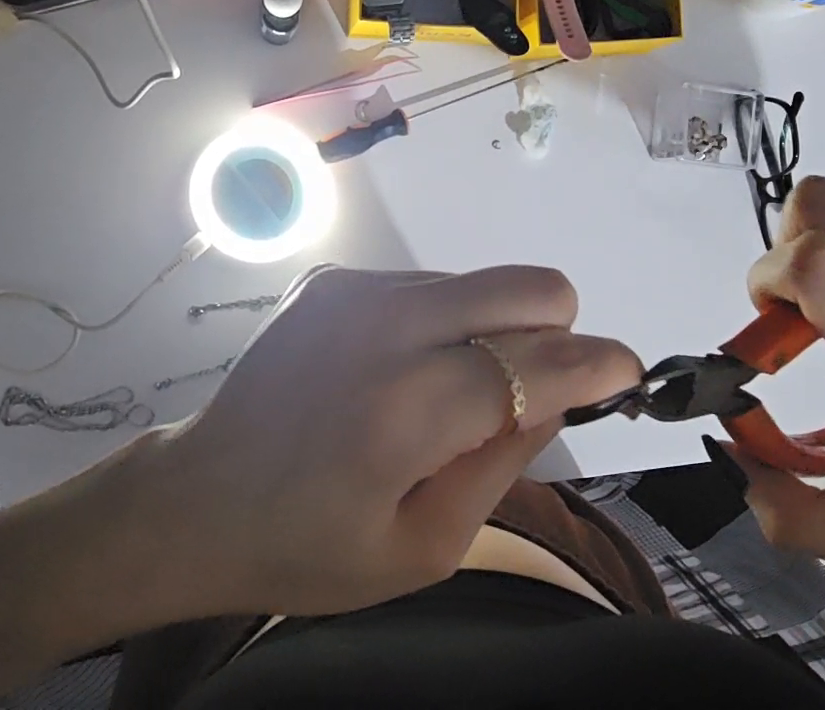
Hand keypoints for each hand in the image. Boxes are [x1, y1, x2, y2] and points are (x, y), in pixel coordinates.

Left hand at [130, 265, 643, 616]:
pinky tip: (394, 370)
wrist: (199, 497)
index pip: (535, 364)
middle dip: (554, 331)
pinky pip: (426, 283)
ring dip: (488, 330)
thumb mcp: (425, 546)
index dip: (596, 366)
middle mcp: (381, 325)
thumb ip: (503, 463)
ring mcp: (350, 289)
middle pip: (523, 287)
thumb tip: (558, 396)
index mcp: (404, 410)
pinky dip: (438, 322)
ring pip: (478, 282)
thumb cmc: (310, 546)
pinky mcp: (329, 278)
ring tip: (439, 392)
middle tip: (528, 388)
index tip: (625, 375)